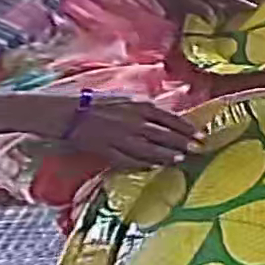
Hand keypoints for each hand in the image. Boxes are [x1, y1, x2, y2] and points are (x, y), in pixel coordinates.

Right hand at [56, 94, 199, 166]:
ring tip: (179, 159)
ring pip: (149, 150)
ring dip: (166, 156)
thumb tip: (166, 114)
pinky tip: (152, 166)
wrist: (64, 113)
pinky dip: (142, 164)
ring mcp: (120, 138)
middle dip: (183, 144)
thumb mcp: (128, 98)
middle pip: (165, 136)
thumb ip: (148, 107)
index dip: (188, 129)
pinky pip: (127, 160)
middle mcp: (135, 122)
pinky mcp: (105, 150)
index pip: (172, 119)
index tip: (200, 135)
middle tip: (197, 149)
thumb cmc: (96, 102)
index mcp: (142, 106)